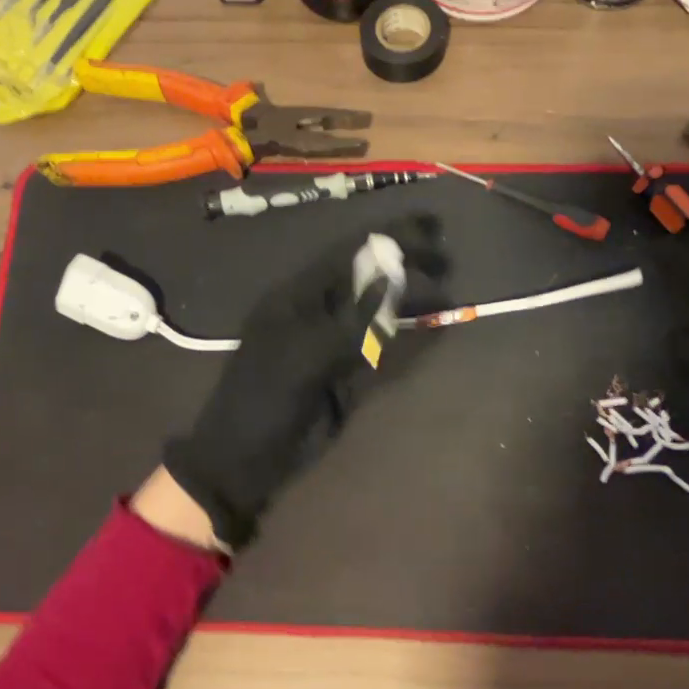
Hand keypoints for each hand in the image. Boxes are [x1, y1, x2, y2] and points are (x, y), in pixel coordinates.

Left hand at [163, 215, 446, 547]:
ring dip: (406, 300)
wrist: (243, 460)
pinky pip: (374, 347)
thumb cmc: (262, 401)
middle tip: (446, 262)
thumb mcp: (303, 357)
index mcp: (295, 298)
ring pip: (374, 312)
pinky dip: (400, 337)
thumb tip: (390, 276)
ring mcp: (327, 344)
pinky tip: (427, 329)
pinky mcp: (339, 374)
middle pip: (363, 278)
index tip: (430, 227)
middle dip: (402, 265)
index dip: (387, 236)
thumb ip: (351, 320)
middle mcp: (313, 313)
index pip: (345, 254)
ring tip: (446, 292)